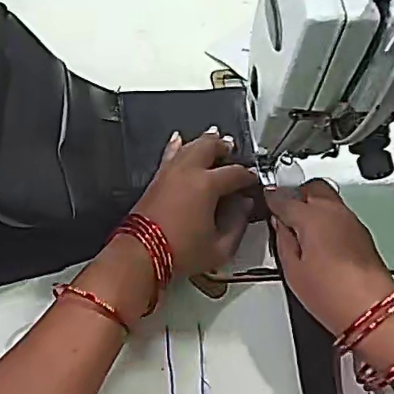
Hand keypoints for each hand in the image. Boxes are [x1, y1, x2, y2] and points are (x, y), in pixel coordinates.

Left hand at [129, 130, 259, 278]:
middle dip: (225, 147)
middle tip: (233, 151)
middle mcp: (187, 172)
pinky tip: (178, 140)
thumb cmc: (177, 251)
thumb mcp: (220, 247)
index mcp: (207, 185)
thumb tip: (243, 207)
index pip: (236, 172)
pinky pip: (169, 154)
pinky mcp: (156, 179)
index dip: (248, 175)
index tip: (252, 180)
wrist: (141, 253)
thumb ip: (238, 223)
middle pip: (210, 146)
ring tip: (214, 140)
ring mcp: (169, 173)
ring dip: (204, 142)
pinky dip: (177, 145)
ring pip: (189, 145)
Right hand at [268, 179, 393, 334]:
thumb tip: (279, 226)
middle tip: (284, 210)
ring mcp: (352, 221)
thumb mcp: (292, 269)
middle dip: (296, 194)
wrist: (372, 312)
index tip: (267, 201)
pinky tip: (318, 238)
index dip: (271, 199)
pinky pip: (339, 214)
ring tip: (300, 227)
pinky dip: (326, 218)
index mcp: (312, 216)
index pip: (284, 197)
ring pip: (328, 198)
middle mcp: (335, 212)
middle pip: (312, 187)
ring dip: (313, 205)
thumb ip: (282, 239)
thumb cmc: (335, 295)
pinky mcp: (362, 233)